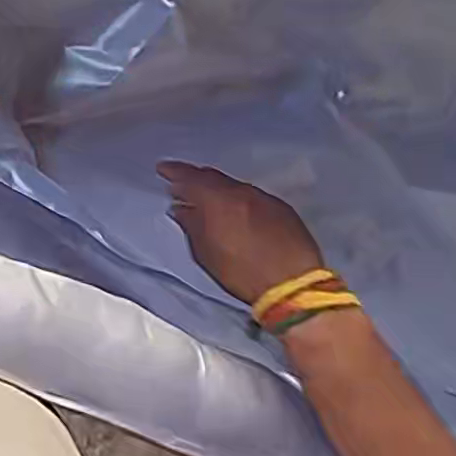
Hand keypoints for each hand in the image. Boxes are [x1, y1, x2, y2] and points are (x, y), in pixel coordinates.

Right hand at [157, 161, 326, 304]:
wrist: (293, 286)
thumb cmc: (239, 271)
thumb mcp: (204, 250)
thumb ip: (191, 224)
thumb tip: (181, 208)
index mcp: (218, 199)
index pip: (190, 176)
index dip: (174, 171)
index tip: (162, 169)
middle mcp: (242, 192)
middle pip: (213, 177)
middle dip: (195, 178)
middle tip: (182, 183)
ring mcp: (265, 199)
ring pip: (234, 186)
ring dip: (218, 189)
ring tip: (207, 198)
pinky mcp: (283, 210)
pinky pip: (252, 196)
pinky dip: (238, 199)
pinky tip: (235, 210)